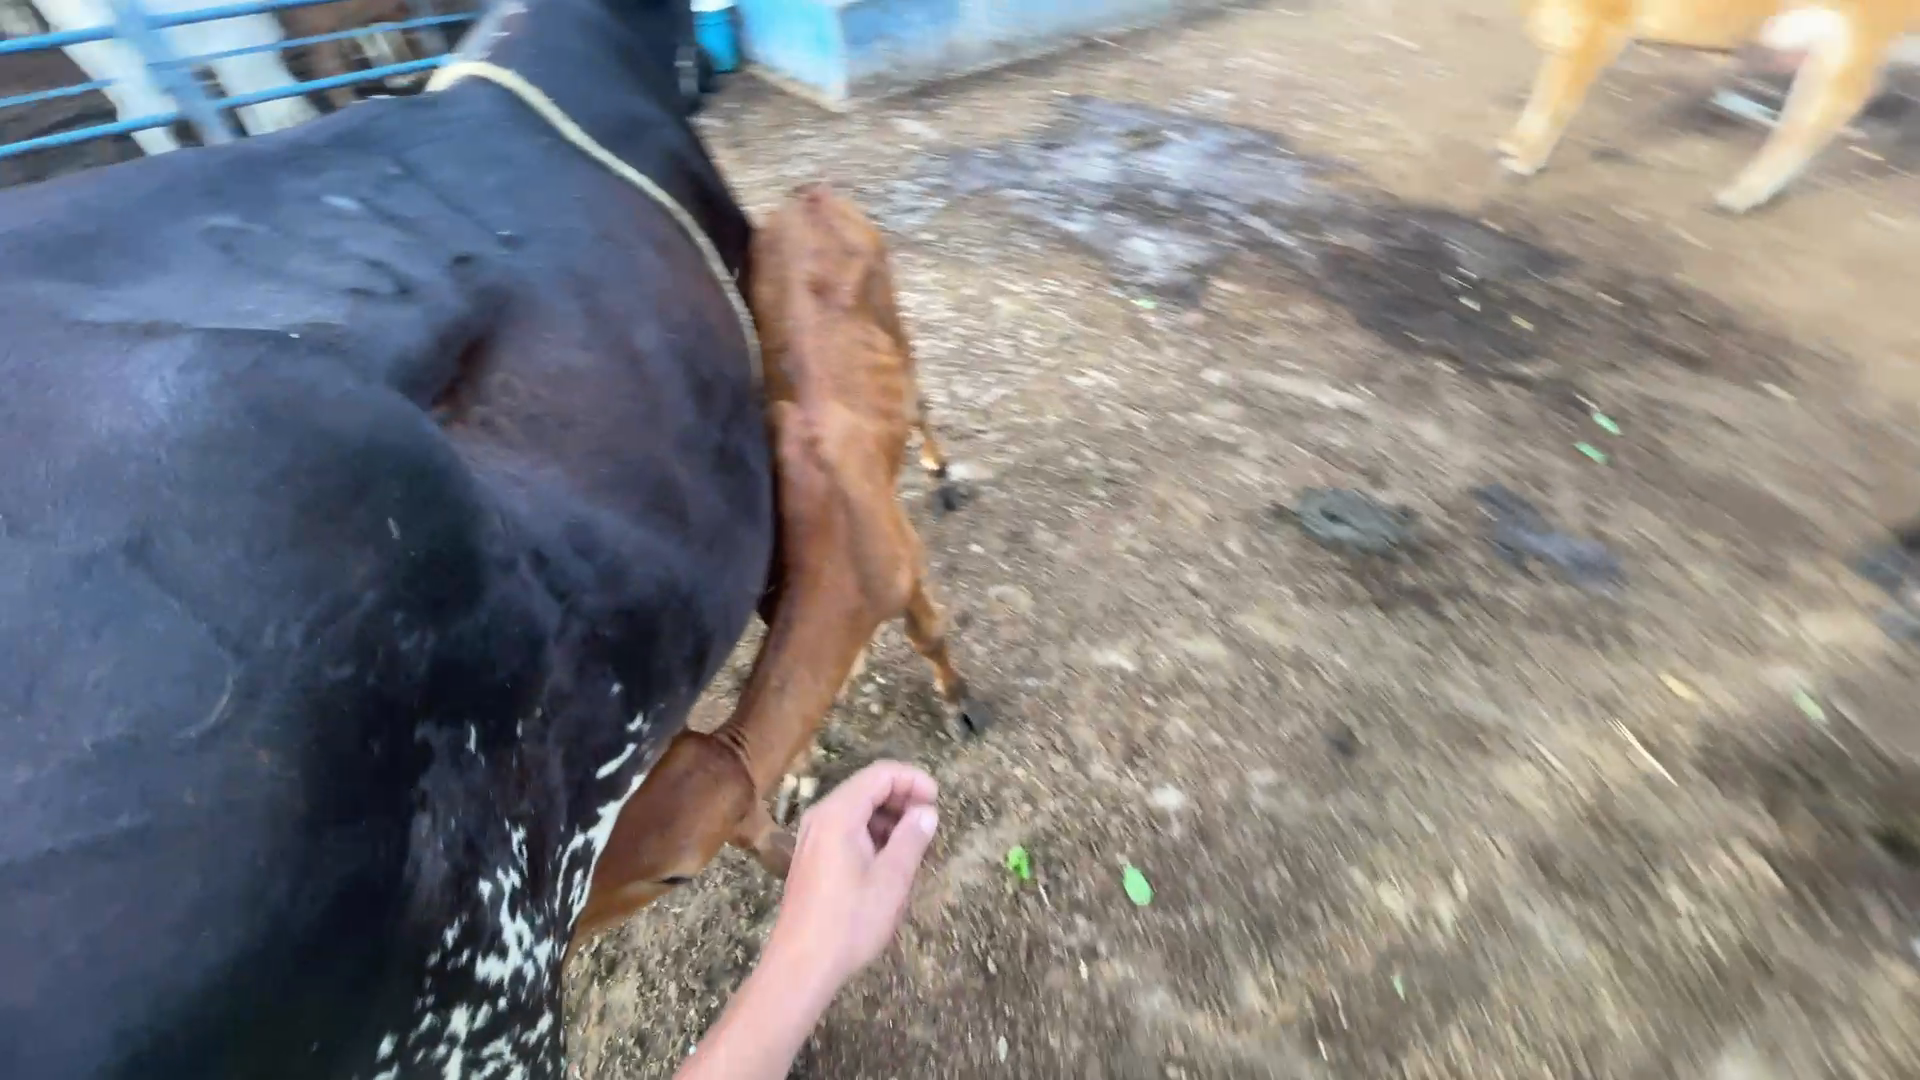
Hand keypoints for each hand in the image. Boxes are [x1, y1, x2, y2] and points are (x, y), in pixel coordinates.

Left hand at [764, 761, 939, 990]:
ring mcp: (812, 836)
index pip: (880, 774)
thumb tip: (927, 813)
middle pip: (867, 787)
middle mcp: (821, 816)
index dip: (912, 780)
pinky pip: (846, 827)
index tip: (937, 800)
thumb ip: (912, 839)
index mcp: (838, 814)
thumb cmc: (849, 922)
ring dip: (888, 816)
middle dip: (902, 797)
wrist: (799, 968)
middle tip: (929, 820)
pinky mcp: (811, 856)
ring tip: (914, 841)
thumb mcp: (891, 880)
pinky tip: (888, 858)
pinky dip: (871, 831)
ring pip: (857, 808)